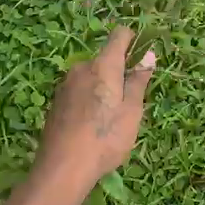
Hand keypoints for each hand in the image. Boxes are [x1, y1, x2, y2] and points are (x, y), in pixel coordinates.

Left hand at [36, 26, 155, 191]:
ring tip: (109, 121)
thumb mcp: (131, 110)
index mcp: (103, 64)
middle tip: (128, 104)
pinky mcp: (56, 102)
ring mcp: (66, 84)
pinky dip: (88, 101)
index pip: (120, 35)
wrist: (62, 169)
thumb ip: (138, 80)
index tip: (141, 63)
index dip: (134, 42)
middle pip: (105, 59)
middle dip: (119, 74)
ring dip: (103, 89)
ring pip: (92, 77)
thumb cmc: (105, 138)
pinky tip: (90, 128)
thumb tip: (148, 54)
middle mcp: (82, 67)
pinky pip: (79, 92)